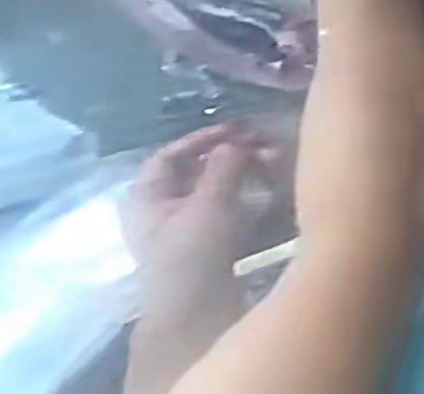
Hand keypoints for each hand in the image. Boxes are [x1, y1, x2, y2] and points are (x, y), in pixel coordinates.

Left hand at [123, 124, 279, 278]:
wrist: (197, 296)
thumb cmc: (194, 245)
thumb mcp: (210, 201)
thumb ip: (225, 165)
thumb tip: (237, 140)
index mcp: (148, 198)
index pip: (167, 157)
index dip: (199, 138)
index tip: (236, 128)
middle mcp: (163, 205)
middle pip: (194, 167)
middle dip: (231, 150)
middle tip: (263, 142)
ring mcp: (186, 219)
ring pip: (215, 180)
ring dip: (245, 164)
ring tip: (275, 158)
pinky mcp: (209, 229)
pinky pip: (229, 194)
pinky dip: (249, 182)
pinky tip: (272, 179)